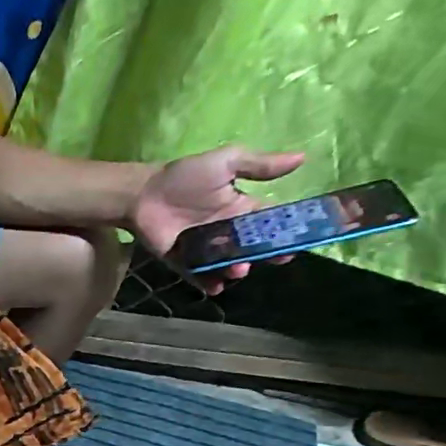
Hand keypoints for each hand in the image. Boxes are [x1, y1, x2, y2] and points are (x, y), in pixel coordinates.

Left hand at [130, 146, 306, 295]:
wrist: (143, 194)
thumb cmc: (184, 176)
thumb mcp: (226, 162)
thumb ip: (260, 165)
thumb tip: (302, 159)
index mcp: (238, 208)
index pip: (266, 223)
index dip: (282, 232)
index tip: (298, 241)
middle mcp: (224, 231)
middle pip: (249, 248)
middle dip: (263, 255)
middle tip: (276, 260)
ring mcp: (204, 248)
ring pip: (225, 264)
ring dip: (235, 269)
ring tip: (238, 270)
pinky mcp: (183, 261)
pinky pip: (198, 275)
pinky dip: (207, 282)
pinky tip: (216, 287)